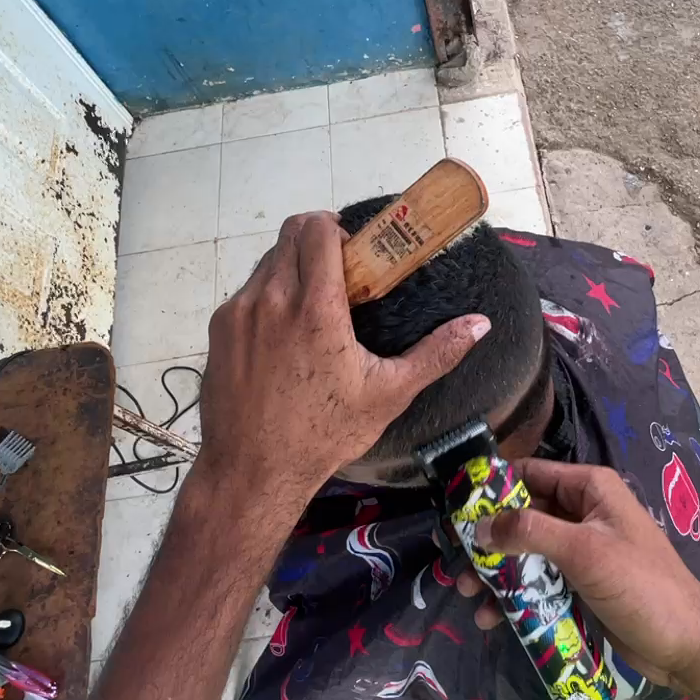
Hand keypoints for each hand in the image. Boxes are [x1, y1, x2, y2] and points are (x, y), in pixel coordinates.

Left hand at [196, 212, 489, 497]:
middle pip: (291, 233)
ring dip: (293, 265)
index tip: (356, 249)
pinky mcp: (218, 328)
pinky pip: (248, 290)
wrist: (252, 471)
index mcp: (315, 307)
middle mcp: (271, 298)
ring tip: (315, 301)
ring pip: (268, 260)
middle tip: (341, 270)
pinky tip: (285, 331)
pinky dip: (270, 293)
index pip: (317, 229)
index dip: (337, 227)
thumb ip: (436, 353)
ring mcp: (238, 312)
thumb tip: (481, 324)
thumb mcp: (388, 394)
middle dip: (318, 239)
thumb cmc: (324, 433)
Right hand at [458, 459, 699, 691]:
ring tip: (467, 595)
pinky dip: (514, 595)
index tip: (456, 508)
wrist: (686, 646)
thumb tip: (479, 525)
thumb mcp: (584, 551)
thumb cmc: (640, 585)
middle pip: (522, 515)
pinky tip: (493, 618)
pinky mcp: (578, 583)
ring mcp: (580, 549)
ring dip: (496, 571)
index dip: (492, 487)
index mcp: (588, 488)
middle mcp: (581, 511)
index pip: (530, 473)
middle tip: (456, 561)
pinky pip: (538, 581)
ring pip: (526, 551)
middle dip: (488, 538)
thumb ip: (530, 532)